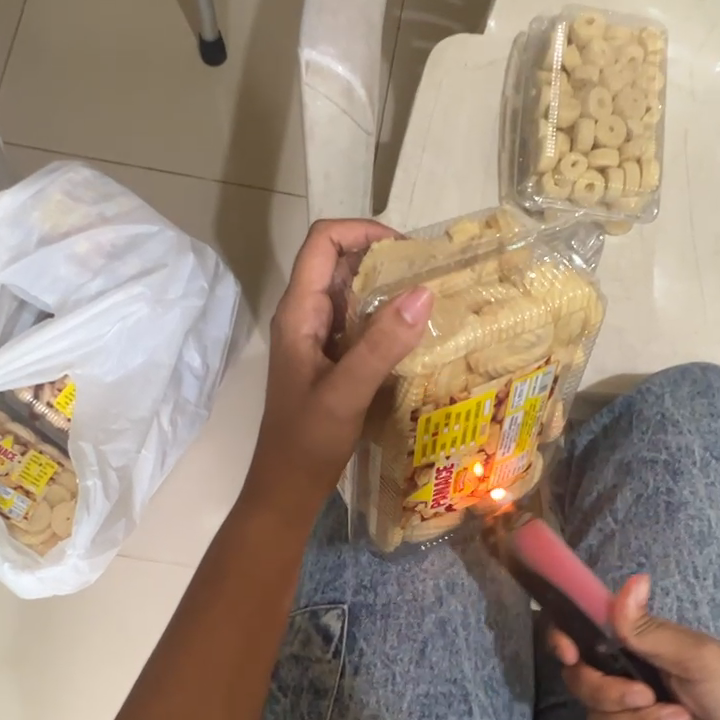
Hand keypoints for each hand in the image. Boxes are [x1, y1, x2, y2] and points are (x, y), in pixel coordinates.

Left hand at [239, 220, 432, 518]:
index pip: (323, 242)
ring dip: (388, 293)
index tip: (407, 250)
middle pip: (341, 264)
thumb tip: (424, 292)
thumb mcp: (346, 392)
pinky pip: (360, 328)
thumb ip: (382, 344)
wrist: (287, 488)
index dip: (362, 231)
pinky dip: (387, 324)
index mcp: (298, 313)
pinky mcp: (331, 364)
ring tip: (432, 302)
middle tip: (431, 276)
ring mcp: (318, 341)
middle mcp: (305, 318)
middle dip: (384, 260)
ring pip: (353, 297)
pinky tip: (416, 338)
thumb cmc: (307, 443)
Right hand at [549, 574, 719, 719]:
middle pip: (583, 683)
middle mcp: (634, 677)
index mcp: (645, 647)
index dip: (565, 642)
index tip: (569, 655)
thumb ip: (650, 629)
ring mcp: (637, 718)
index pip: (585, 635)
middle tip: (650, 696)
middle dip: (612, 695)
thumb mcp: (699, 659)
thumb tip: (632, 579)